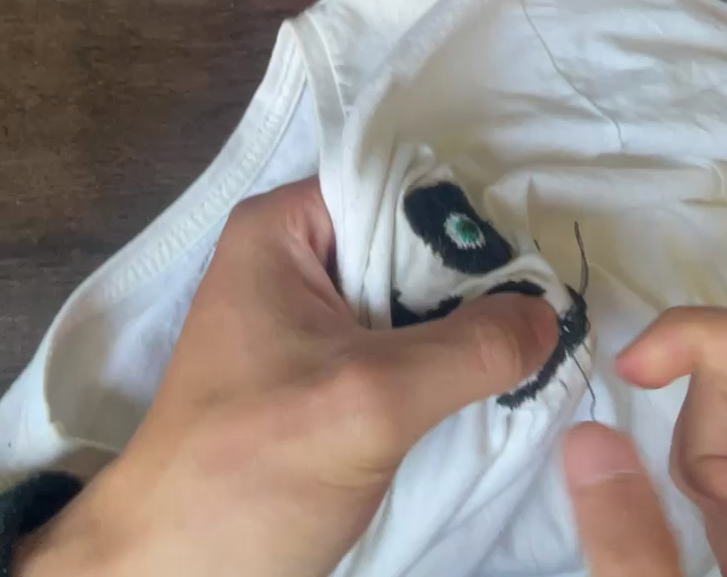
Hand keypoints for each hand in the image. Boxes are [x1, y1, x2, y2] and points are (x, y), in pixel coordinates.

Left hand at [21, 178, 559, 576]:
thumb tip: (550, 311)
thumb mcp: (371, 400)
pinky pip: (393, 333)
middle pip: (402, 237)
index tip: (532, 248)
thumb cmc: (252, 467)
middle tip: (547, 296)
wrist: (176, 568)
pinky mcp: (318, 361)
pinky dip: (438, 350)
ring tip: (535, 329)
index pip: (391, 187)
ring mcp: (303, 310)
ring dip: (460, 316)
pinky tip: (491, 365)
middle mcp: (290, 253)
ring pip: (403, 290)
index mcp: (281, 227)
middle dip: (469, 271)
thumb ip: (469, 349)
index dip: (462, 213)